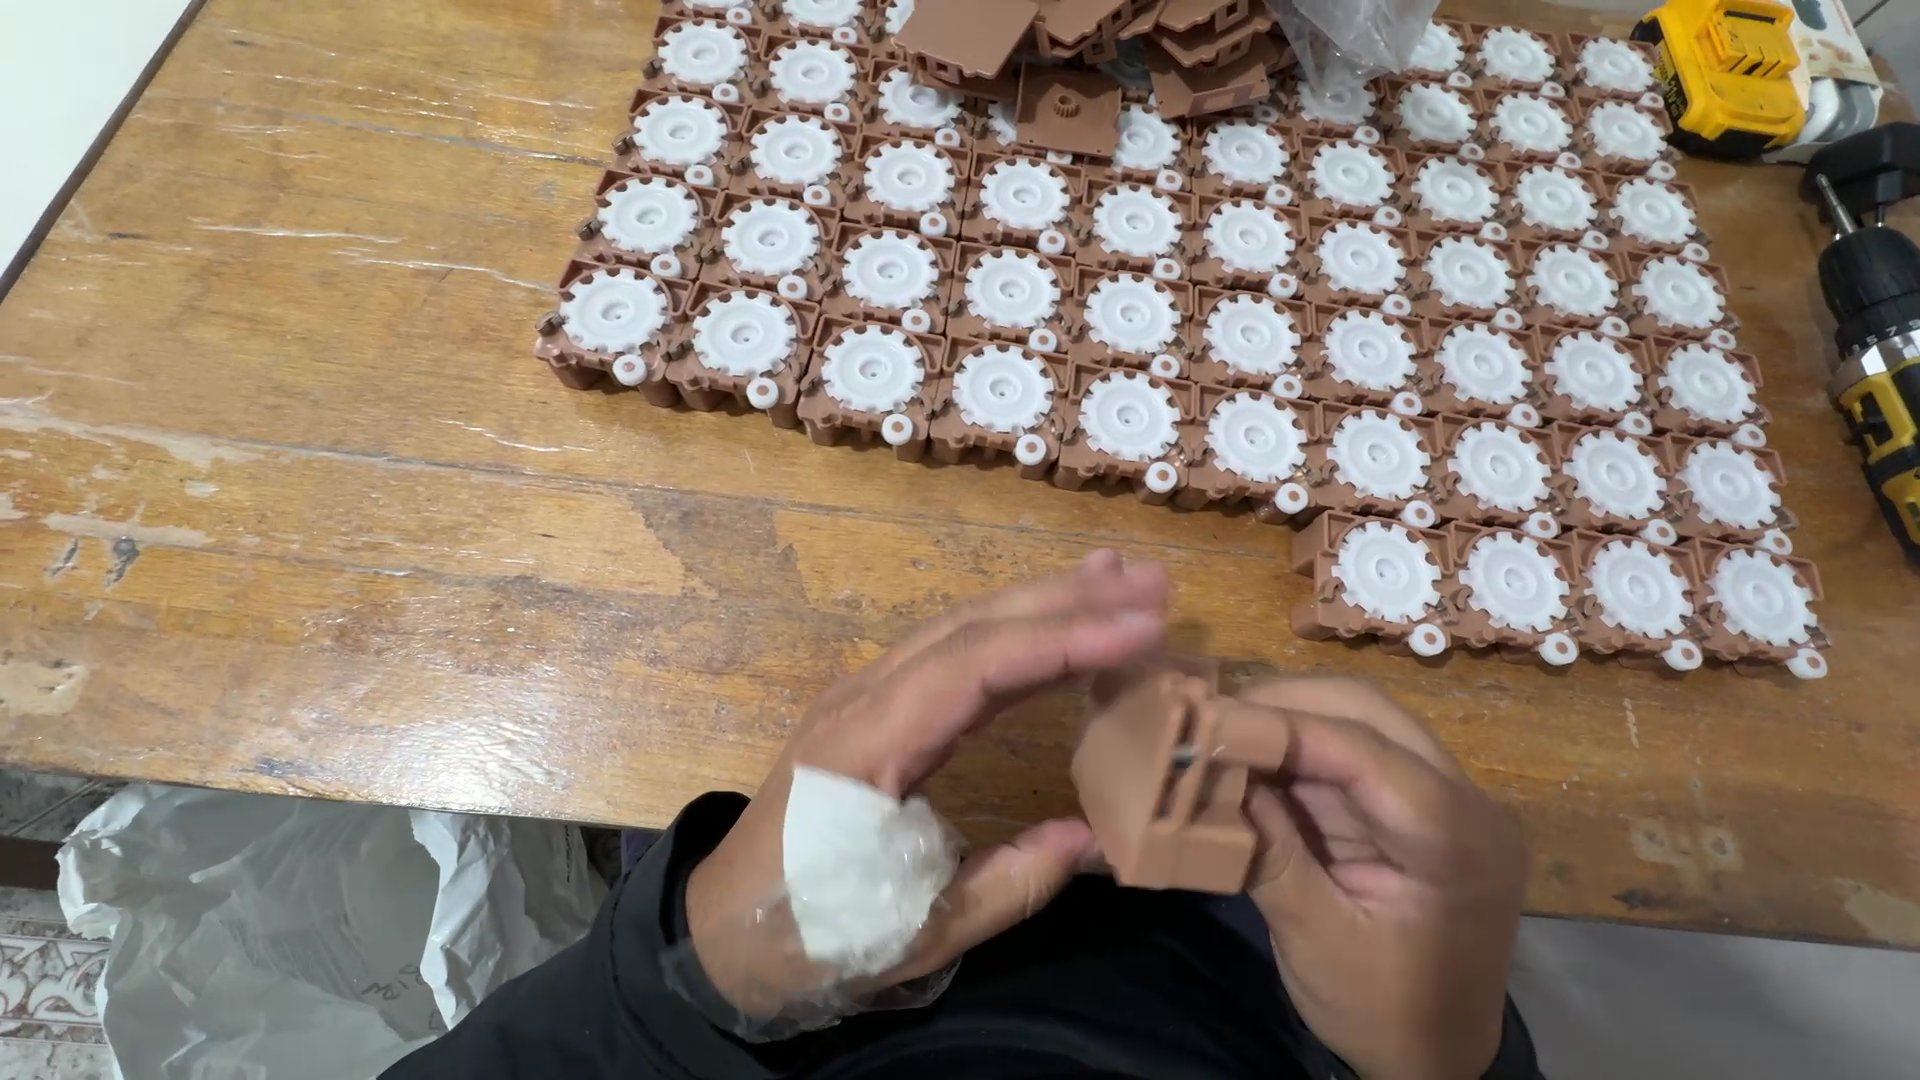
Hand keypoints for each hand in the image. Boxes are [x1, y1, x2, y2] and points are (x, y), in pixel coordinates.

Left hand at [685, 550, 1168, 1019]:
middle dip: (1065, 600)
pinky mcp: (876, 703)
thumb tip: (1092, 839)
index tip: (1141, 629)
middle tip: (1151, 584)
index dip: (1060, 641)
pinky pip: (949, 650)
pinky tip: (1048, 620)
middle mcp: (865, 697)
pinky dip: (1009, 628)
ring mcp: (866, 693)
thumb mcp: (913, 933)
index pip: (973, 668)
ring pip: (962, 626)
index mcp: (868, 746)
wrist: (718, 930)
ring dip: (1041, 599)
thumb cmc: (809, 933)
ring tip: (1117, 580)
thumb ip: (1007, 885)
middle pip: (972, 627)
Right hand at [1239, 678, 1525, 1079]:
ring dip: (1288, 716)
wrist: (1438, 1060)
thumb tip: (1214, 772)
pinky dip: (1298, 743)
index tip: (1209, 719)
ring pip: (1359, 715)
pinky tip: (1256, 757)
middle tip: (1213, 720)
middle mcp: (1465, 800)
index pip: (1363, 749)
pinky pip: (1352, 745)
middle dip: (1283, 704)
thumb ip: (1269, 850)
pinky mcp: (1415, 801)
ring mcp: (1444, 796)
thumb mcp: (1315, 939)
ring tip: (1226, 734)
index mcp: (1457, 841)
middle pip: (1367, 710)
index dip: (1281, 725)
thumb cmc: (1383, 1012)